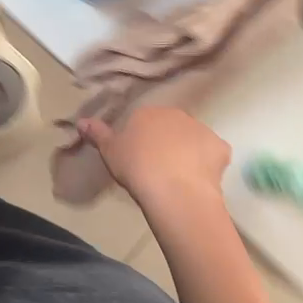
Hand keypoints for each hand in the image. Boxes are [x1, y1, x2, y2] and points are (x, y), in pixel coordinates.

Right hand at [77, 106, 229, 203]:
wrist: (174, 189)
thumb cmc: (136, 167)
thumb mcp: (109, 152)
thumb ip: (97, 134)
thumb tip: (81, 121)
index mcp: (148, 113)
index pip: (142, 120)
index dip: (139, 138)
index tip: (136, 157)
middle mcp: (177, 115)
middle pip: (169, 126)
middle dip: (164, 142)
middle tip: (155, 167)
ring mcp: (202, 129)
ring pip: (192, 139)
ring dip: (186, 151)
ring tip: (176, 177)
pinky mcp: (221, 148)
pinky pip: (211, 154)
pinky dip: (206, 164)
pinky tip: (196, 180)